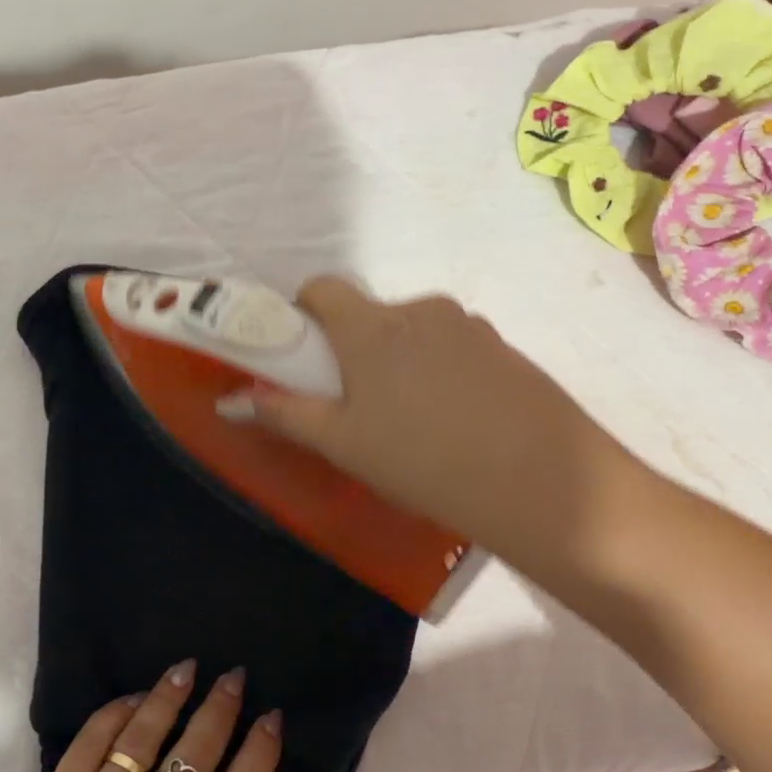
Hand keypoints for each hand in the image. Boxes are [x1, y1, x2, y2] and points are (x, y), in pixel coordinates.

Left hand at [0, 661, 281, 771]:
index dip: (260, 752)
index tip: (272, 718)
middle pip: (193, 755)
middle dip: (219, 710)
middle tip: (234, 676)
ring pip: (141, 739)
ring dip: (167, 698)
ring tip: (185, 669)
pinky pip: (90, 744)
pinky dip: (113, 715)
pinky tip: (132, 697)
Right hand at [241, 277, 631, 548]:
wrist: (544, 483)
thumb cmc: (421, 459)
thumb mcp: (341, 442)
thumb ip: (282, 414)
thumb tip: (227, 402)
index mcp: (372, 327)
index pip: (321, 289)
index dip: (301, 313)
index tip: (301, 357)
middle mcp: (420, 310)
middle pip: (368, 314)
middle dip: (351, 348)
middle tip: (352, 405)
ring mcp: (469, 327)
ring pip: (413, 333)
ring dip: (397, 360)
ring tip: (407, 422)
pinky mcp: (505, 349)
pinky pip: (452, 348)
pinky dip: (437, 372)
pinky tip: (450, 423)